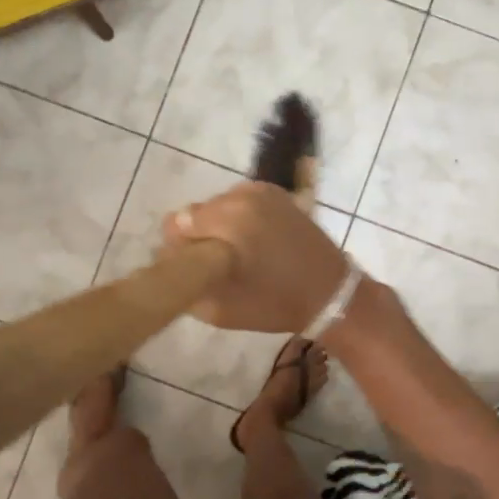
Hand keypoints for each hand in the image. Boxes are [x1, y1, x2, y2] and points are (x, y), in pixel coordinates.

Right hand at [162, 181, 348, 334]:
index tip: (192, 267)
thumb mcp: (219, 308)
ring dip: (220, 225)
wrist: (330, 293)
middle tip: (215, 264)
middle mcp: (242, 195)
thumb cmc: (274, 304)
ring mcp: (263, 190)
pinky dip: (240, 218)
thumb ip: (185, 281)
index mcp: (227, 219)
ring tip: (238, 254)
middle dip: (200, 235)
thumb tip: (168, 261)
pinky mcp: (278, 193)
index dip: (178, 247)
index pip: (177, 222)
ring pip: (219, 204)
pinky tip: (253, 241)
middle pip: (198, 211)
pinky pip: (242, 201)